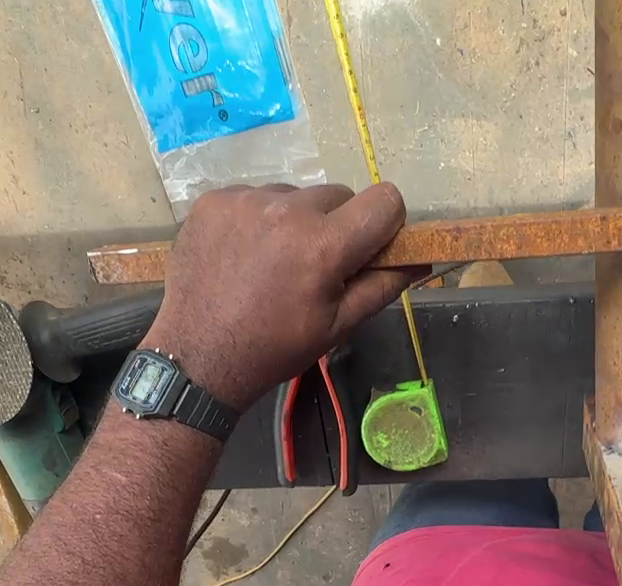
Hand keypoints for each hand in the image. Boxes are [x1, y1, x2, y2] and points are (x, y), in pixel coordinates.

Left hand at [143, 182, 421, 409]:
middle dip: (338, 226)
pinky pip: (256, 196)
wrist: (201, 355)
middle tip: (316, 268)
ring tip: (275, 263)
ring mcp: (246, 200)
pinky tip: (246, 255)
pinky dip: (260, 220)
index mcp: (324, 246)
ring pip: (296, 194)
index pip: (385, 200)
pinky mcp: (214, 199)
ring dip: (297, 222)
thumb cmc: (277, 347)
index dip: (386, 224)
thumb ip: (383, 286)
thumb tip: (421, 257)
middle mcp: (287, 210)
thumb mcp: (338, 326)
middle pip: (339, 195)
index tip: (371, 248)